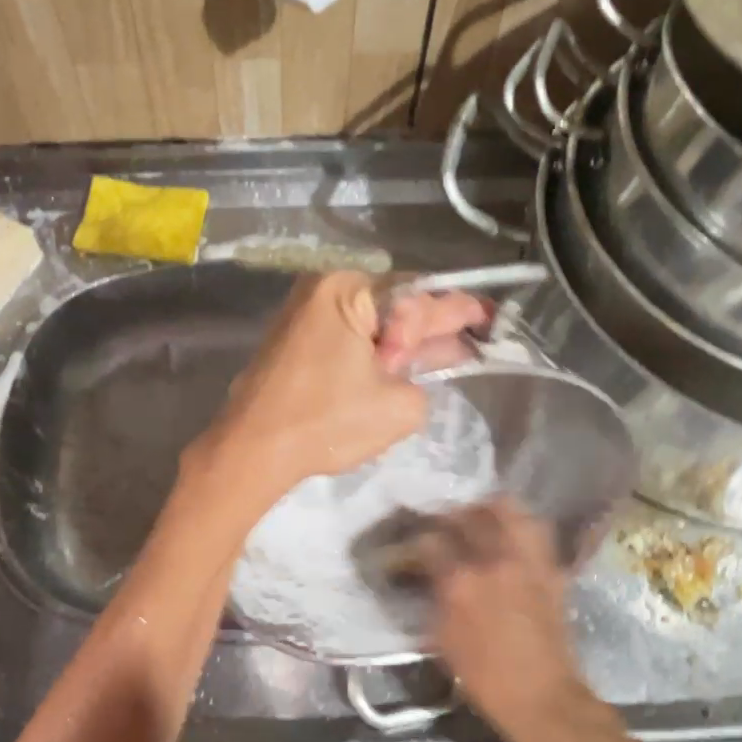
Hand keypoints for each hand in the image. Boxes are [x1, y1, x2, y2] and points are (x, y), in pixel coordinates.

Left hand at [184, 271, 488, 505]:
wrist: (252, 450)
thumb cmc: (326, 421)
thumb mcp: (399, 404)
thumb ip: (424, 376)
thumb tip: (411, 368)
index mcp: (347, 291)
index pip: (416, 294)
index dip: (456, 310)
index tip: (489, 316)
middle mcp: (323, 291)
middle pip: (393, 304)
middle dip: (433, 325)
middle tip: (477, 331)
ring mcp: (304, 315)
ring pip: (371, 323)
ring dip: (407, 341)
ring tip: (452, 351)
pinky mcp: (295, 342)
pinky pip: (348, 338)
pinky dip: (376, 351)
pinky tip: (407, 364)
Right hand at [419, 499, 613, 741]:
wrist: (543, 697)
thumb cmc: (486, 678)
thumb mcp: (444, 640)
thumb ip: (436, 599)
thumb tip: (429, 576)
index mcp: (461, 582)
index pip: (431, 541)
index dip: (419, 539)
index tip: (415, 543)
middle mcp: (494, 562)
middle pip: (470, 515)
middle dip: (452, 514)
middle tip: (444, 520)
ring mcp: (526, 563)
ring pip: (510, 512)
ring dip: (491, 508)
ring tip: (480, 513)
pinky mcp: (551, 571)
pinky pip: (537, 533)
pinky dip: (521, 525)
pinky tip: (510, 533)